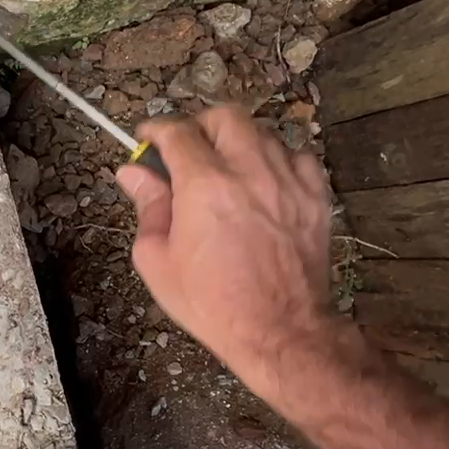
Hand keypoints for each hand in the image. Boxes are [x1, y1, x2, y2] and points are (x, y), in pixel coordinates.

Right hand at [114, 107, 345, 395]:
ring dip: (236, 140)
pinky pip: (298, 156)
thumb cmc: (208, 300)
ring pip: (262, 132)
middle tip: (185, 148)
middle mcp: (250, 172)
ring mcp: (289, 182)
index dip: (156, 129)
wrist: (278, 330)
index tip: (146, 137)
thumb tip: (132, 172)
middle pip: (225, 117)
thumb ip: (147, 205)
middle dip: (199, 125)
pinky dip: (275, 159)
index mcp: (204, 186)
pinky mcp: (316, 198)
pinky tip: (262, 180)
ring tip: (223, 166)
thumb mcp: (156, 258)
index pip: (178, 133)